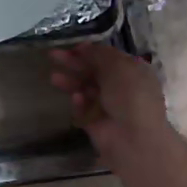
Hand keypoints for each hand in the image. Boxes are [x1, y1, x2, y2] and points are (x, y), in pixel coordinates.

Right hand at [48, 44, 180, 166]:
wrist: (133, 138)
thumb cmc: (130, 96)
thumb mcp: (118, 67)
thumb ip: (99, 55)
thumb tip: (84, 47)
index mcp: (133, 72)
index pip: (109, 58)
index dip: (90, 51)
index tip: (73, 47)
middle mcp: (121, 88)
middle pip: (94, 72)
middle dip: (74, 63)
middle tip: (53, 56)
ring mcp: (108, 106)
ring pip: (86, 89)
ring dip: (71, 81)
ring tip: (54, 78)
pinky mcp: (96, 123)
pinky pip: (84, 109)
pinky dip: (79, 103)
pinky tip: (76, 99)